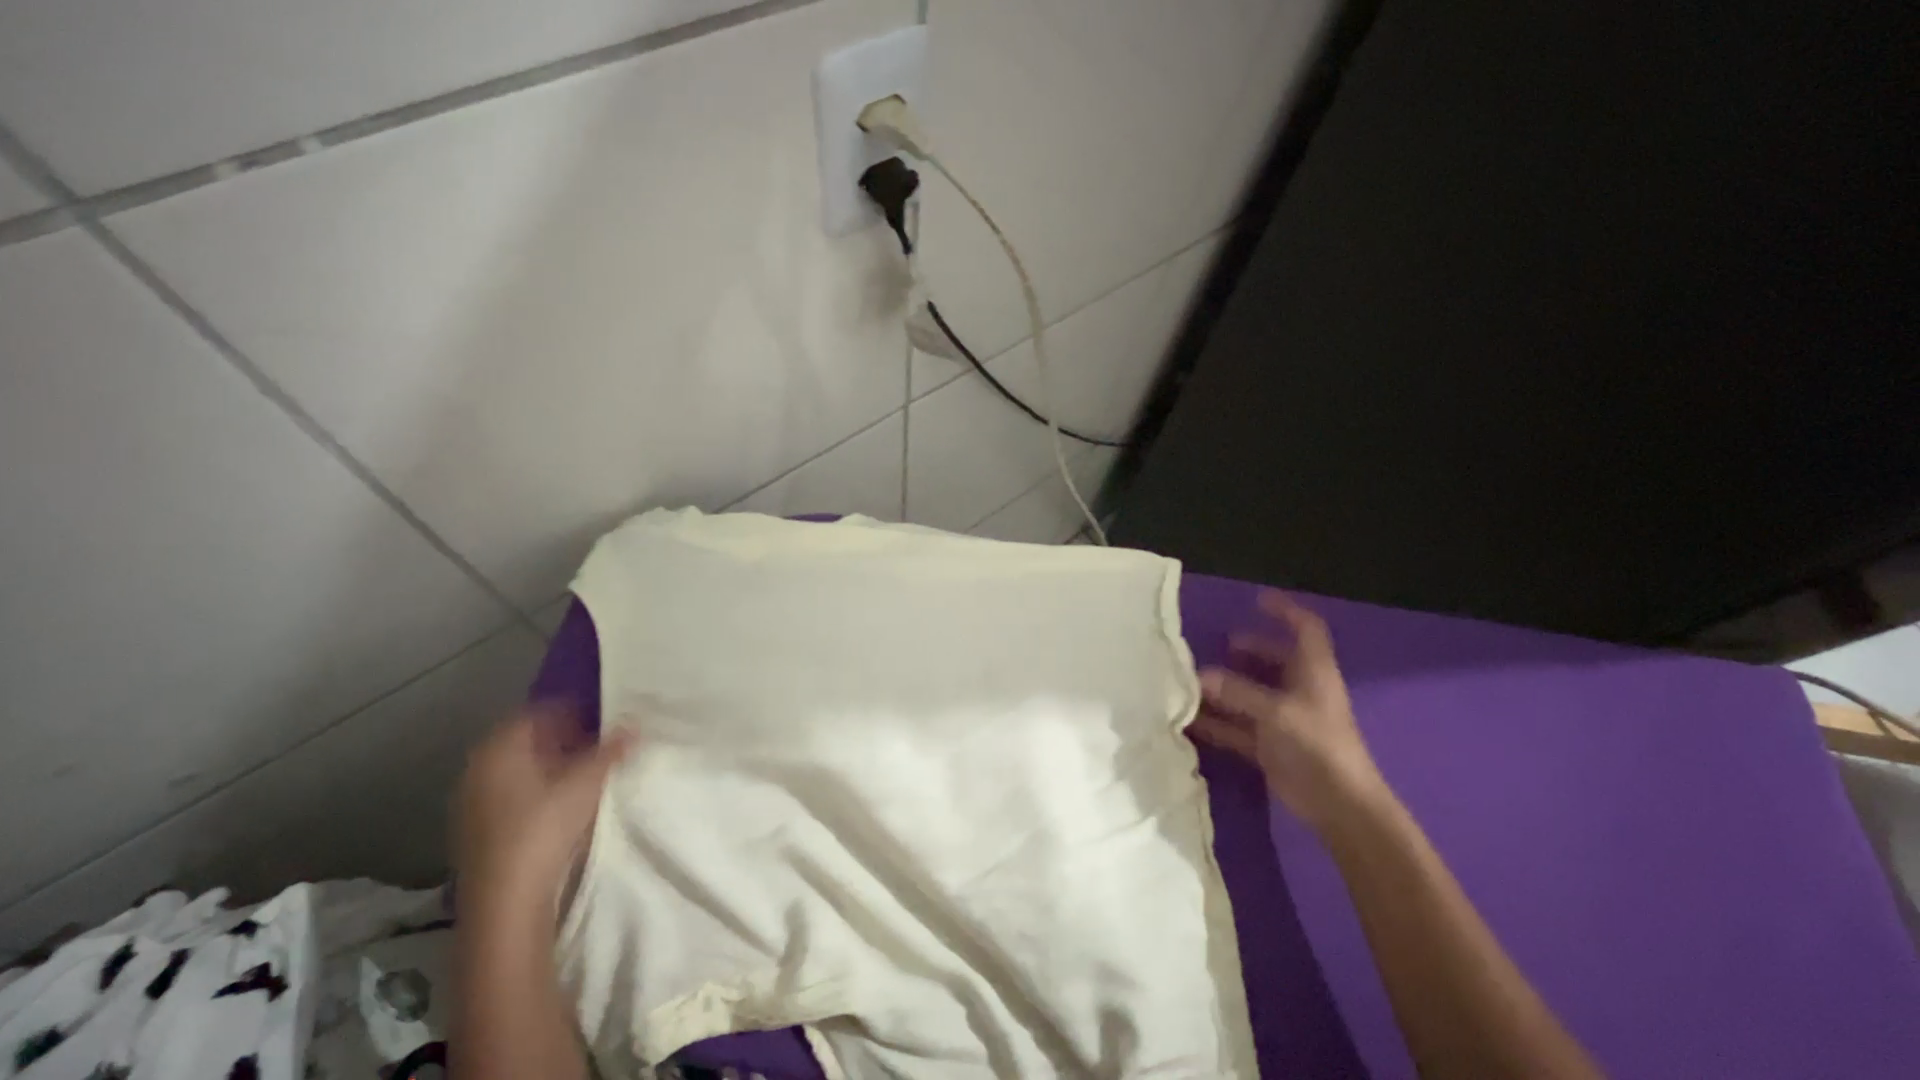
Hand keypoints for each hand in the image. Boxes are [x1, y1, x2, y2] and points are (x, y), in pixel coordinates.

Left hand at [454, 704, 634, 912]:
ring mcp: (472, 802)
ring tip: (586, 779)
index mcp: (498, 748)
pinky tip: (562, 809)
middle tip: (600, 748)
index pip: (539, 713)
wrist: (505, 901)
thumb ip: (611, 751)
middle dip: (564, 742)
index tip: (604, 721)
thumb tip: (635, 725)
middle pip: (527, 742)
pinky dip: (537, 794)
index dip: (574, 713)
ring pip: (519, 772)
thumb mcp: (586, 784)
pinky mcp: (476, 832)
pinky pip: (512, 797)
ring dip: (551, 770)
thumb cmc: (542, 828)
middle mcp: (478, 768)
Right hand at [1192, 591, 1386, 827]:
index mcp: (1314, 673)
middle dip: (1248, 651)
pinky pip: (1239, 728)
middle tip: (1217, 645)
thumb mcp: (1277, 712)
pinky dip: (1218, 723)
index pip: (1306, 630)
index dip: (1286, 612)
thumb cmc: (1317, 744)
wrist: (1338, 802)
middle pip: (1276, 662)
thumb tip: (1199, 677)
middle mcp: (1300, 691)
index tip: (1257, 600)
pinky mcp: (1271, 747)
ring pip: (1252, 695)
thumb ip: (1238, 693)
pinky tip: (1190, 720)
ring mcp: (1285, 720)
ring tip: (1193, 680)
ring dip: (1226, 688)